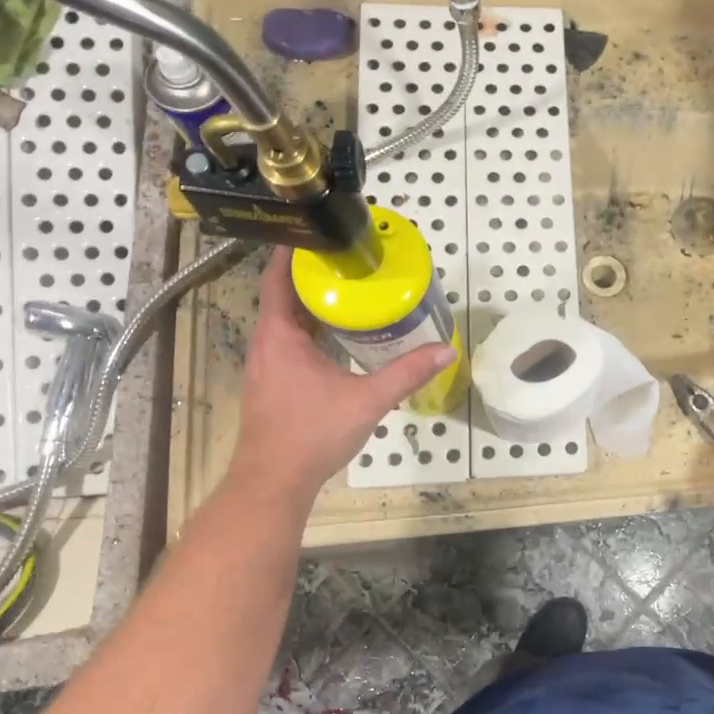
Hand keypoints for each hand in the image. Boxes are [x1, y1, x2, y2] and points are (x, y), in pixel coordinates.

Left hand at [228, 248, 455, 503]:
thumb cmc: (311, 434)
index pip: (276, 280)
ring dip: (312, 305)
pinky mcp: (274, 386)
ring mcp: (267, 367)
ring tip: (348, 291)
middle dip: (312, 277)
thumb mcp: (367, 401)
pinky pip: (291, 344)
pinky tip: (339, 338)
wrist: (273, 483)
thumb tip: (446, 351)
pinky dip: (311, 330)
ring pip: (287, 323)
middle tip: (348, 259)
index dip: (290, 252)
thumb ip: (406, 374)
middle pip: (284, 297)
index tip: (314, 230)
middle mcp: (267, 346)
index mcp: (279, 337)